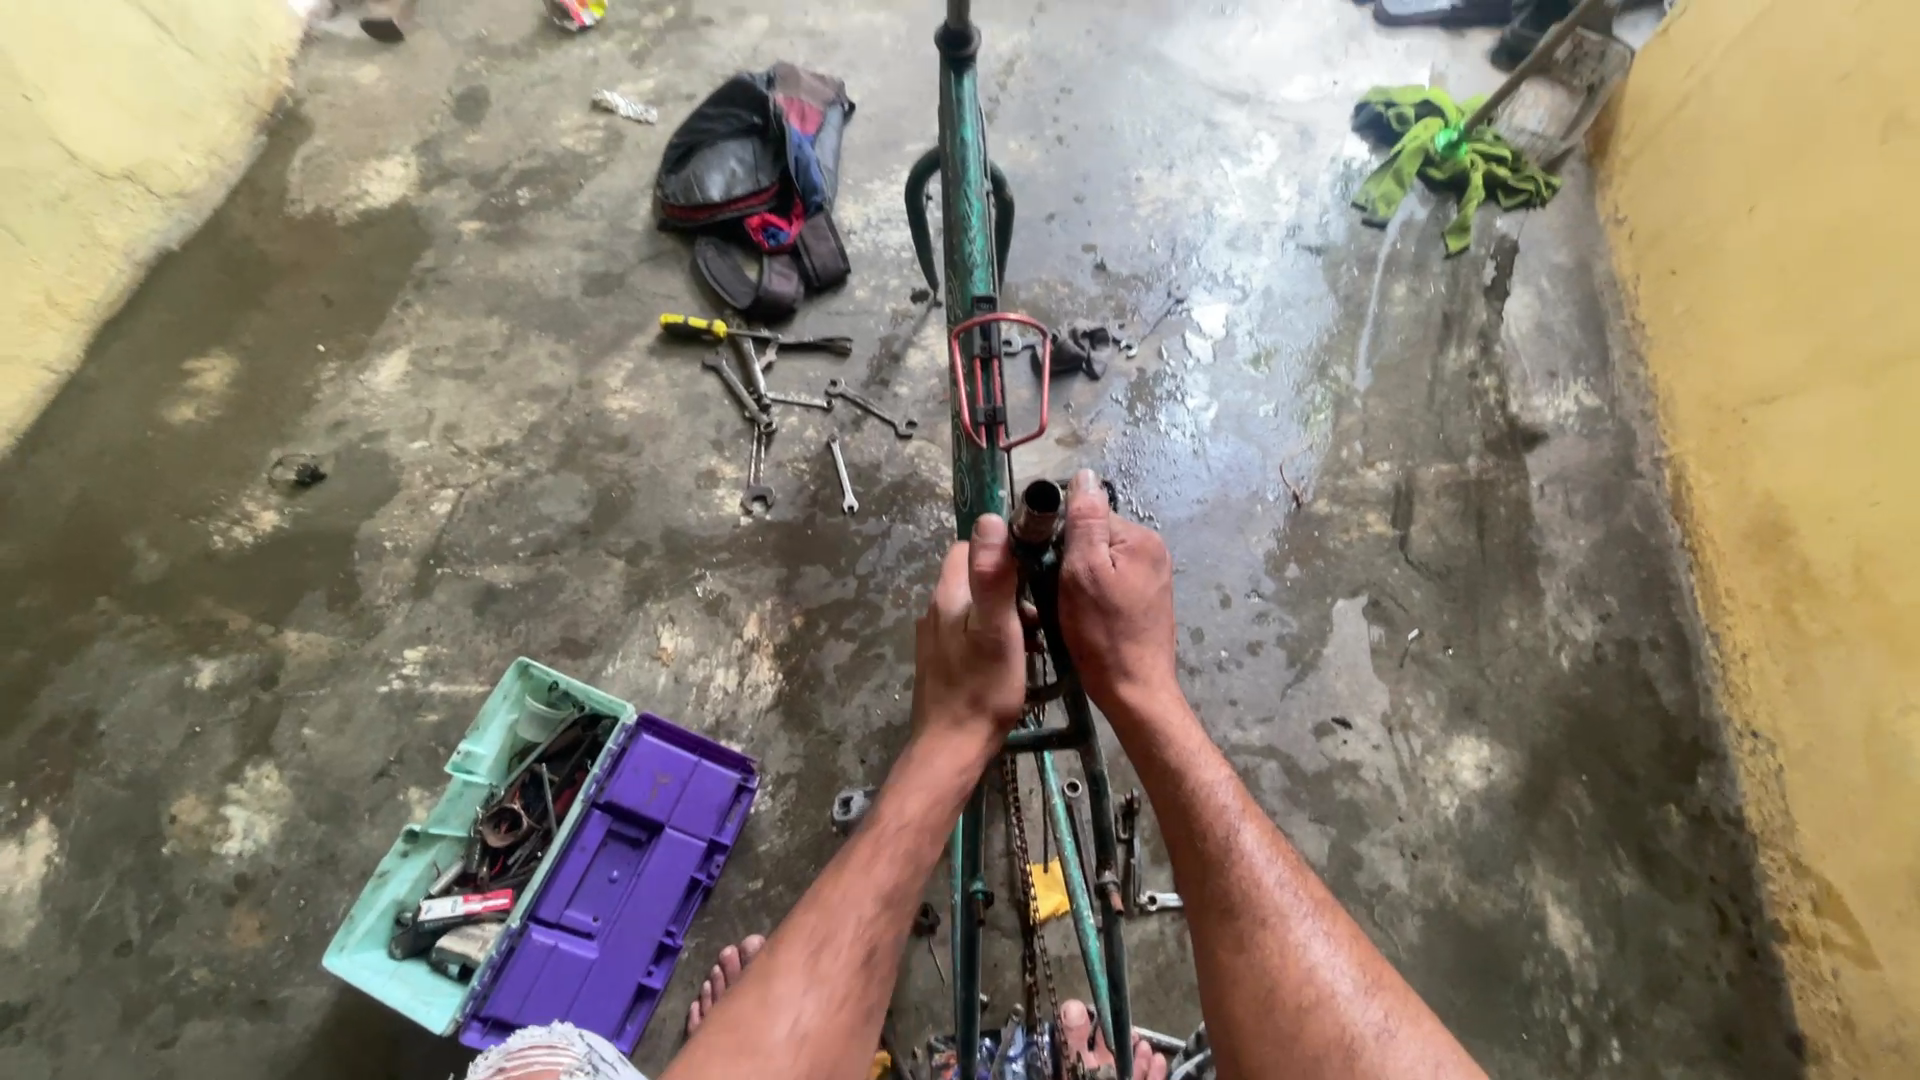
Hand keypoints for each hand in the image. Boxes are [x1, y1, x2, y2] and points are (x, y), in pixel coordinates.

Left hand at [911, 514, 1027, 753]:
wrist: (952, 747)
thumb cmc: (982, 688)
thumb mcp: (997, 629)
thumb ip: (993, 576)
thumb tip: (990, 520)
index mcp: (947, 596)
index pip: (967, 548)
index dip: (999, 551)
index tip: (1030, 568)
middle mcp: (934, 610)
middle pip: (972, 577)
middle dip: (1006, 585)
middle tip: (1037, 610)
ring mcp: (935, 637)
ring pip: (973, 606)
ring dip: (1003, 613)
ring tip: (1032, 636)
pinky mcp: (941, 660)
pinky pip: (969, 631)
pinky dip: (992, 634)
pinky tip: (1012, 657)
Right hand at [1059, 469, 1178, 717]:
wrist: (1134, 689)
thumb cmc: (1103, 634)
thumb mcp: (1083, 573)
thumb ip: (1084, 521)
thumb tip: (1083, 475)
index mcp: (1140, 538)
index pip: (1087, 514)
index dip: (1058, 534)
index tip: (1039, 560)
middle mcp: (1152, 550)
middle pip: (1093, 536)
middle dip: (1067, 555)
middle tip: (1049, 586)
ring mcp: (1151, 576)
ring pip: (1097, 559)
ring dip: (1076, 575)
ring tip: (1062, 602)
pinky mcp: (1145, 598)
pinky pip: (1107, 579)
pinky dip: (1089, 590)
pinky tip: (1080, 611)